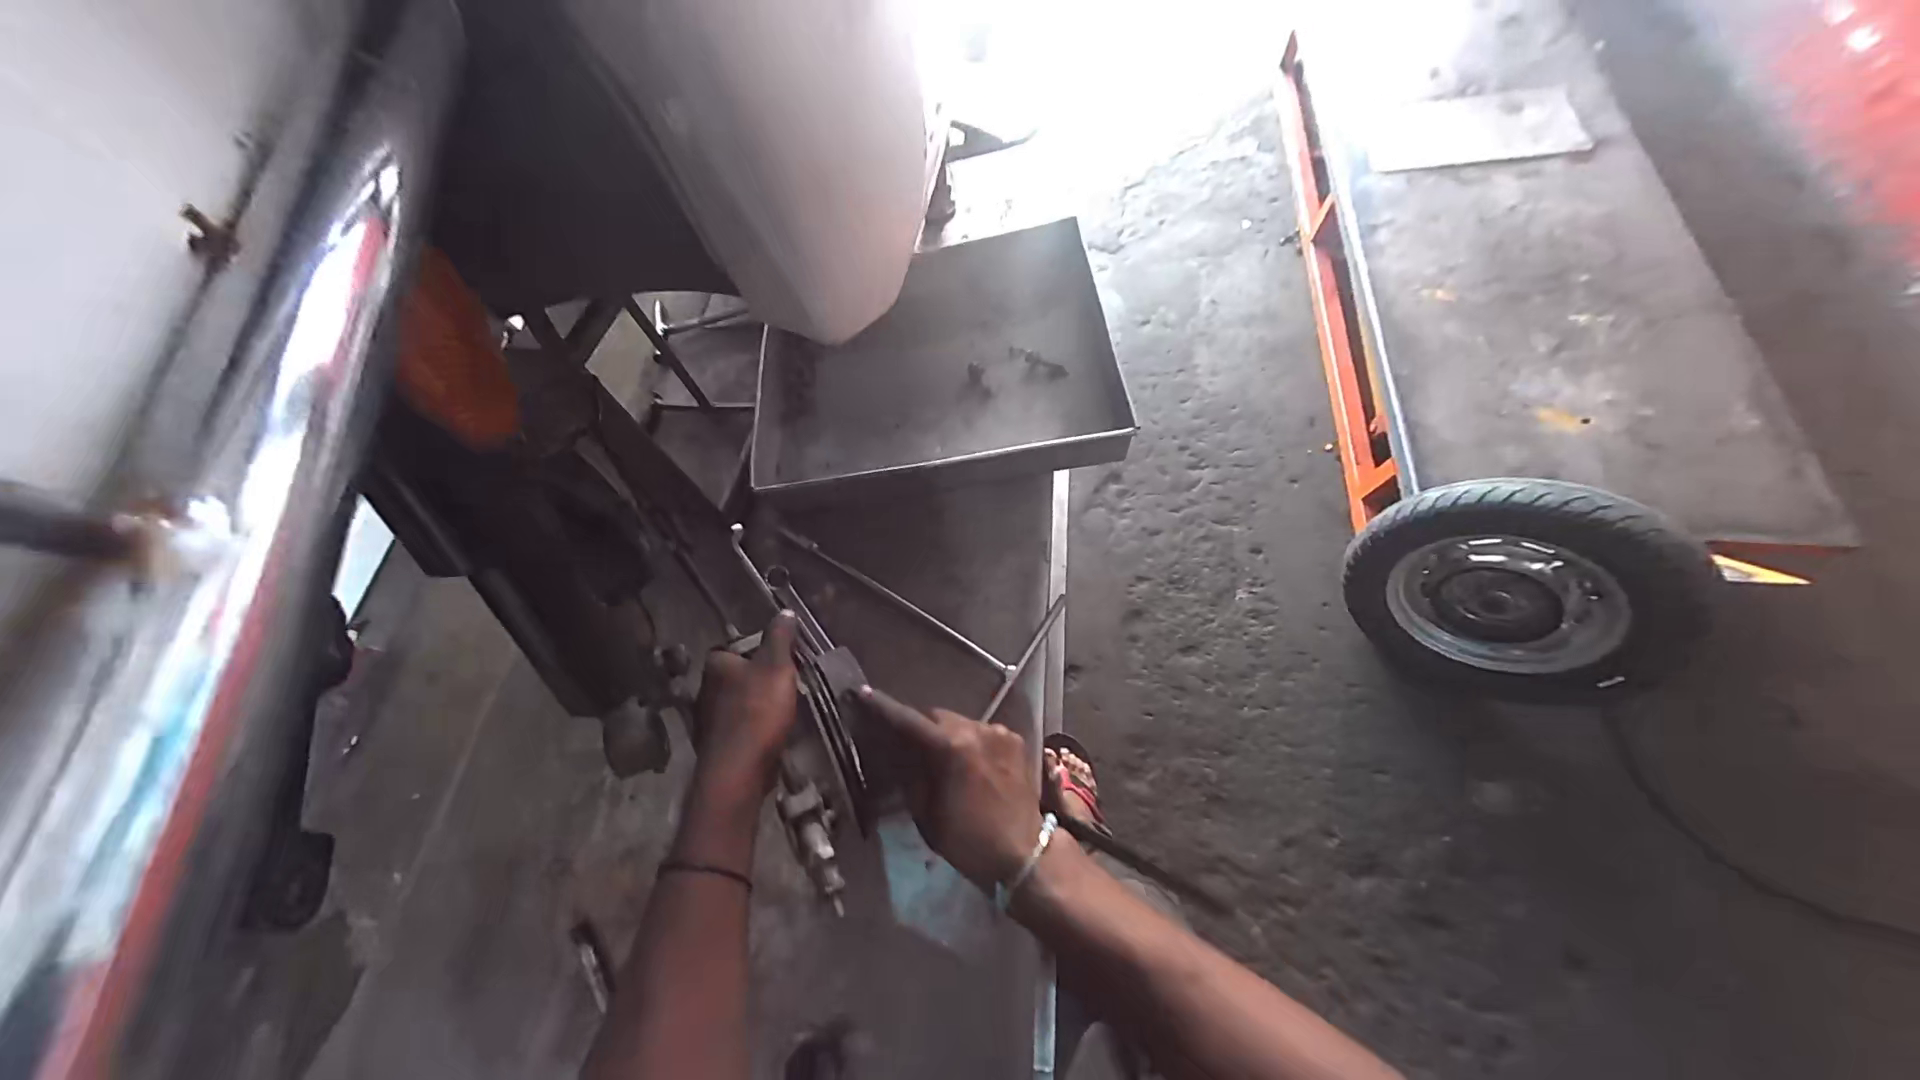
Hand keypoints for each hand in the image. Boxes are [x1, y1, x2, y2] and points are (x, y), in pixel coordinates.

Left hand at [690, 611, 798, 807]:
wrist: (739, 769)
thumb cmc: (758, 710)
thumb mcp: (777, 665)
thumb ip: (780, 638)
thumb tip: (785, 612)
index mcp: (715, 664)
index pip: (734, 647)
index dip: (757, 651)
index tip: (780, 658)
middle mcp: (704, 688)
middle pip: (736, 675)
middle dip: (758, 678)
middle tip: (786, 683)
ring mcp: (707, 719)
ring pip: (737, 702)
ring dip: (756, 704)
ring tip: (783, 709)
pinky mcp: (717, 745)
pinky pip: (739, 727)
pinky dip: (753, 727)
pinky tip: (771, 733)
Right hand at [857, 686, 1044, 888]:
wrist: (1024, 854)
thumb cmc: (968, 840)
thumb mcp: (927, 812)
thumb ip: (909, 773)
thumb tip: (895, 749)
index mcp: (952, 748)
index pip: (909, 721)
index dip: (883, 708)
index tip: (863, 694)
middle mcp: (977, 729)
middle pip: (937, 716)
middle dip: (920, 727)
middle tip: (908, 745)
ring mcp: (1000, 732)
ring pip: (961, 723)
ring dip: (947, 735)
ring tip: (943, 759)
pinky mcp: (1016, 740)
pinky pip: (982, 732)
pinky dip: (970, 742)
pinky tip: (971, 764)